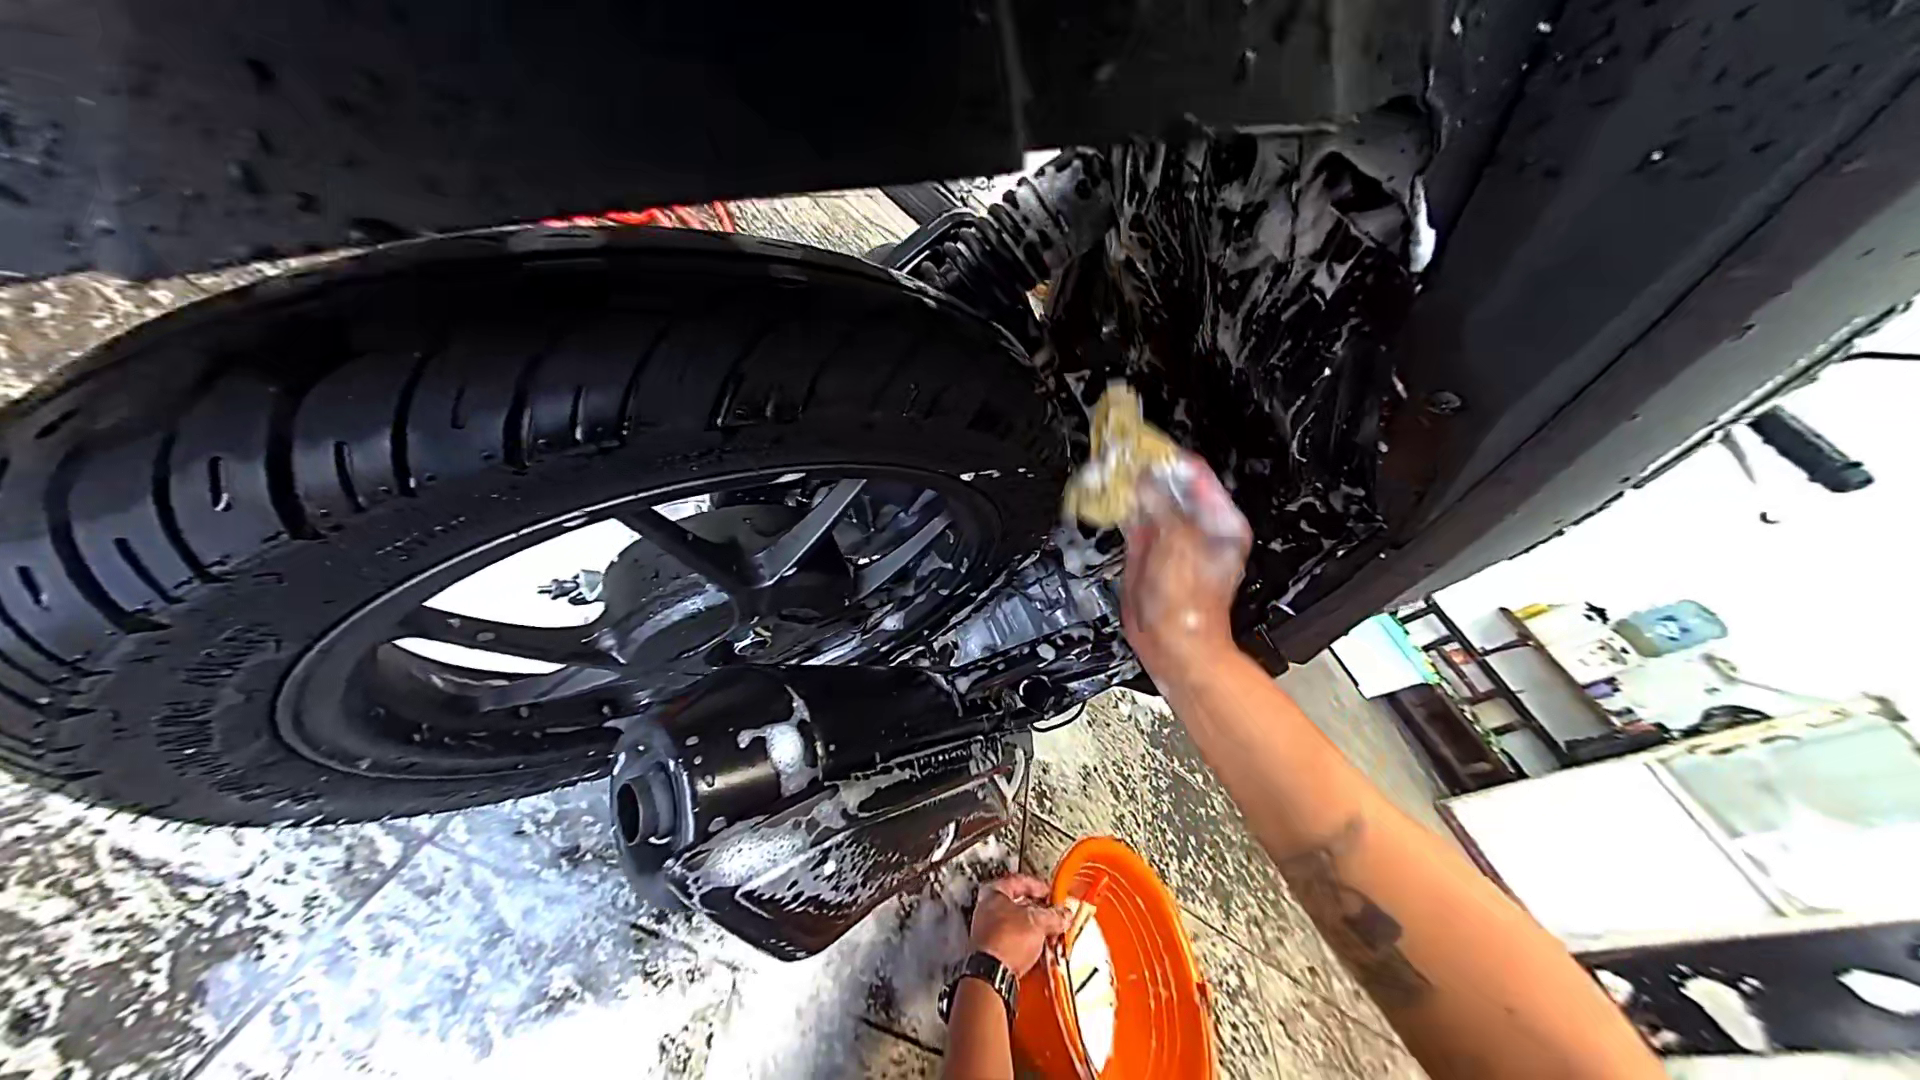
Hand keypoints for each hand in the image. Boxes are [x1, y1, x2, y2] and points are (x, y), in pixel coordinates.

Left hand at [969, 875, 1070, 977]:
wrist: (993, 976)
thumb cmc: (1005, 940)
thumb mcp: (1038, 922)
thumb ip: (1054, 915)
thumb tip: (1063, 914)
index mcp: (994, 893)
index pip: (1019, 881)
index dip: (1038, 886)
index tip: (1050, 893)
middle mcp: (987, 910)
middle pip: (1018, 905)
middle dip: (1038, 912)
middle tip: (1052, 916)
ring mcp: (987, 932)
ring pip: (1016, 926)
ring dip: (1034, 930)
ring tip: (1048, 936)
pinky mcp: (991, 952)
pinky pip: (1013, 943)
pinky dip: (1026, 945)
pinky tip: (1038, 952)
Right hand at [1120, 455, 1251, 681]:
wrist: (1173, 645)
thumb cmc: (1190, 605)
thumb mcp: (1176, 543)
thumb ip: (1160, 505)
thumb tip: (1145, 477)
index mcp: (1218, 520)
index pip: (1193, 473)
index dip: (1167, 458)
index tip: (1143, 447)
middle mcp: (1195, 525)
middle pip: (1168, 485)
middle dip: (1144, 471)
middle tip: (1120, 456)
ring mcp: (1169, 537)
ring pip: (1148, 501)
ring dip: (1129, 487)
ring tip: (1110, 470)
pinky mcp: (1147, 551)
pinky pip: (1133, 520)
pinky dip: (1120, 509)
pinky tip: (1108, 498)